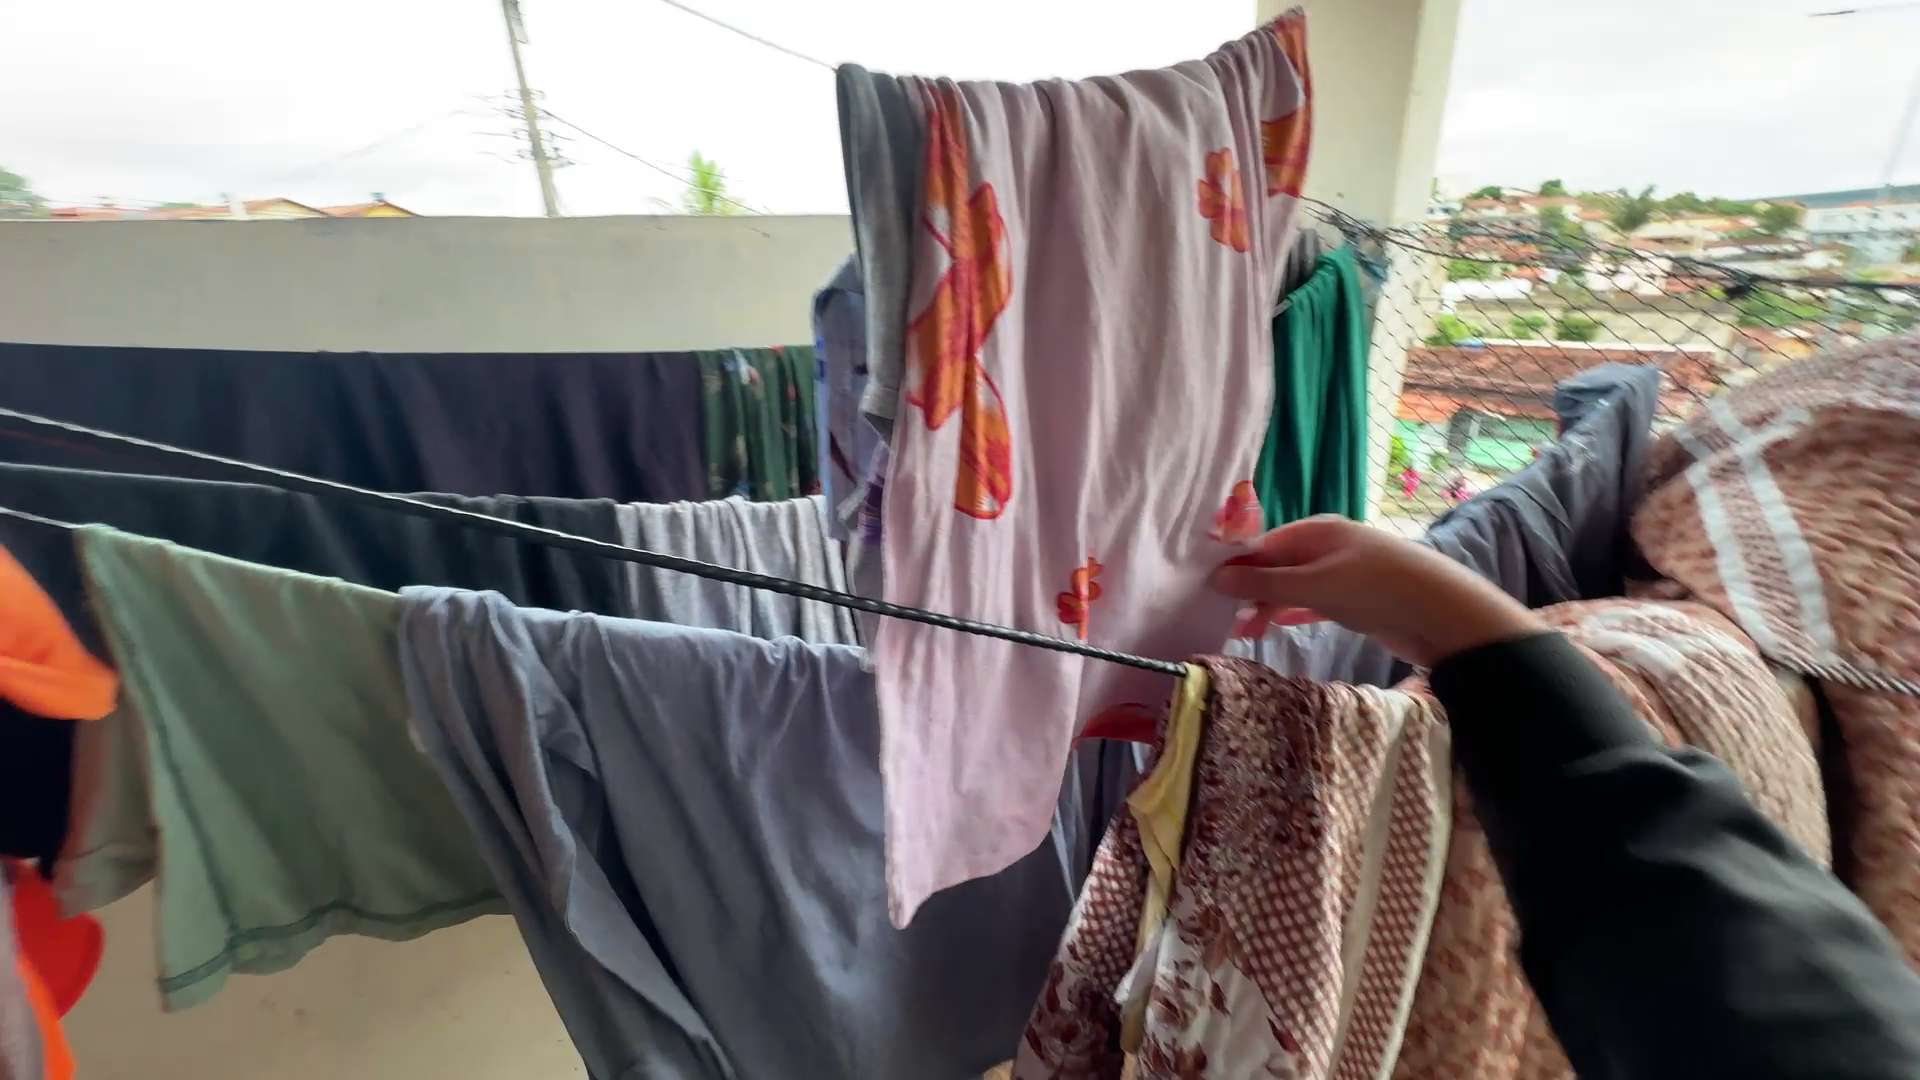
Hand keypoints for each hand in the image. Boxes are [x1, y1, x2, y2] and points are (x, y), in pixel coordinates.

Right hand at [1209, 515, 1545, 668]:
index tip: (1209, 593)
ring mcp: (1340, 572)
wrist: (1446, 615)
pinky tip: (1278, 626)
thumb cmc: (1376, 588)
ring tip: (1246, 633)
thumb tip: (1216, 579)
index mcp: (1315, 531)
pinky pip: (1311, 602)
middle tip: (1225, 620)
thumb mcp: (1314, 586)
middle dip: (1250, 592)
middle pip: (1274, 567)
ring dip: (1268, 607)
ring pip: (1291, 587)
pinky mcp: (1353, 598)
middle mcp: (1325, 547)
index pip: (1261, 546)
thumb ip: (1265, 584)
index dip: (1235, 569)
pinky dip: (1293, 612)